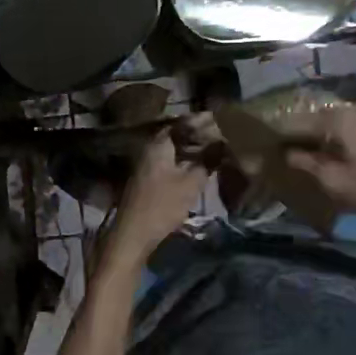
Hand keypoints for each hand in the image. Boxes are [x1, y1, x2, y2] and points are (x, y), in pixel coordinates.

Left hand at [108, 127, 209, 256]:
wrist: (133, 233)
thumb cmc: (162, 205)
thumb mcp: (190, 184)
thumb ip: (207, 162)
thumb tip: (222, 144)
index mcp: (157, 145)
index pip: (179, 123)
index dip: (199, 121)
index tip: (218, 121)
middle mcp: (148, 150)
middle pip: (175, 135)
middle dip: (196, 135)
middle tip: (219, 137)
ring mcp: (145, 164)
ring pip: (171, 150)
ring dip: (190, 149)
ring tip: (213, 152)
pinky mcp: (146, 179)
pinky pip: (167, 162)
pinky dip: (183, 161)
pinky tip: (197, 169)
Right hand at [263, 104, 355, 229]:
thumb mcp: (329, 180)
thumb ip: (298, 162)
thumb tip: (276, 154)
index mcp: (329, 119)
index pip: (284, 124)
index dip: (264, 138)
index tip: (247, 152)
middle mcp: (340, 112)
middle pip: (298, 124)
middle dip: (280, 140)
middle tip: (261, 159)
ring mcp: (354, 121)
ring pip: (313, 130)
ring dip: (297, 145)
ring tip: (280, 162)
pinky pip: (328, 135)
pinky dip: (314, 147)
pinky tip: (306, 161)